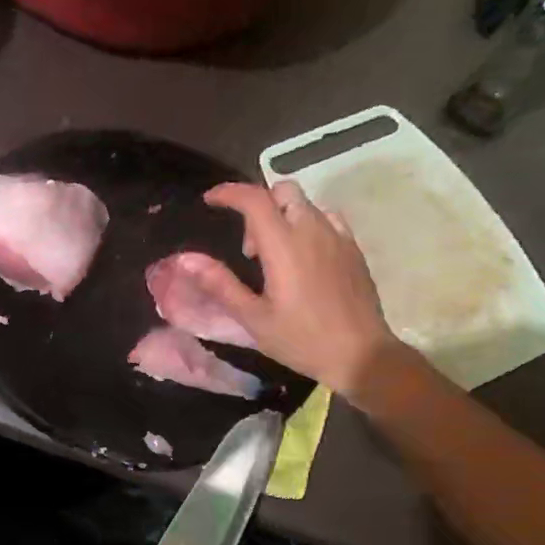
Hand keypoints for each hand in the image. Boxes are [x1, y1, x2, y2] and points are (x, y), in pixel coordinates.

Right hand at [195, 181, 403, 397]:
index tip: (210, 201)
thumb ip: (219, 284)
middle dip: (258, 205)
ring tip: (272, 255)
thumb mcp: (252, 317)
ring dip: (282, 216)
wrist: (360, 353)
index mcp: (284, 246)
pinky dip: (305, 225)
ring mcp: (338, 237)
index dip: (229, 193)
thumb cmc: (300, 339)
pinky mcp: (353, 248)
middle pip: (283, 191)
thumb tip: (184, 259)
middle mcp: (313, 230)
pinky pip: (326, 219)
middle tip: (248, 247)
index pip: (255, 199)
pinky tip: (300, 257)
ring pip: (305, 203)